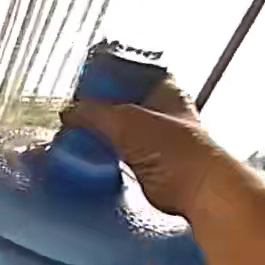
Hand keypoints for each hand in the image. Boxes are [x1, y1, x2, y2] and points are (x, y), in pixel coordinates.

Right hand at [62, 80, 244, 221]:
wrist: (194, 190)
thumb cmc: (178, 150)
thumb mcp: (124, 120)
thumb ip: (93, 113)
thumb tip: (71, 111)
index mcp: (166, 92)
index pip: (133, 75)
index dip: (109, 78)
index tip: (86, 84)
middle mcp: (163, 115)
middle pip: (123, 106)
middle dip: (100, 110)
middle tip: (78, 113)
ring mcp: (156, 143)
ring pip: (121, 133)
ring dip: (102, 137)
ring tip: (80, 137)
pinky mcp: (148, 169)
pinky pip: (119, 158)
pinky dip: (104, 159)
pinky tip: (92, 160)